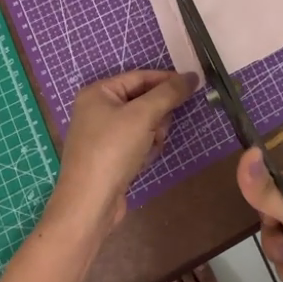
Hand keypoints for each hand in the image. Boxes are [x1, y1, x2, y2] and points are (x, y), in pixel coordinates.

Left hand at [49, 70, 196, 233]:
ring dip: (153, 135)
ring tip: (148, 149)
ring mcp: (102, 135)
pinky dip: (145, 149)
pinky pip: (137, 142)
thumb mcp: (143, 115)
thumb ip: (169, 93)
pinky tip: (141, 162)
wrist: (89, 205)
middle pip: (143, 101)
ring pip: (144, 123)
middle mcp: (97, 110)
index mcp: (98, 92)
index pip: (141, 77)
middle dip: (157, 116)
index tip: (192, 86)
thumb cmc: (112, 150)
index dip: (167, 81)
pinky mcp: (109, 156)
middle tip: (159, 129)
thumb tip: (192, 76)